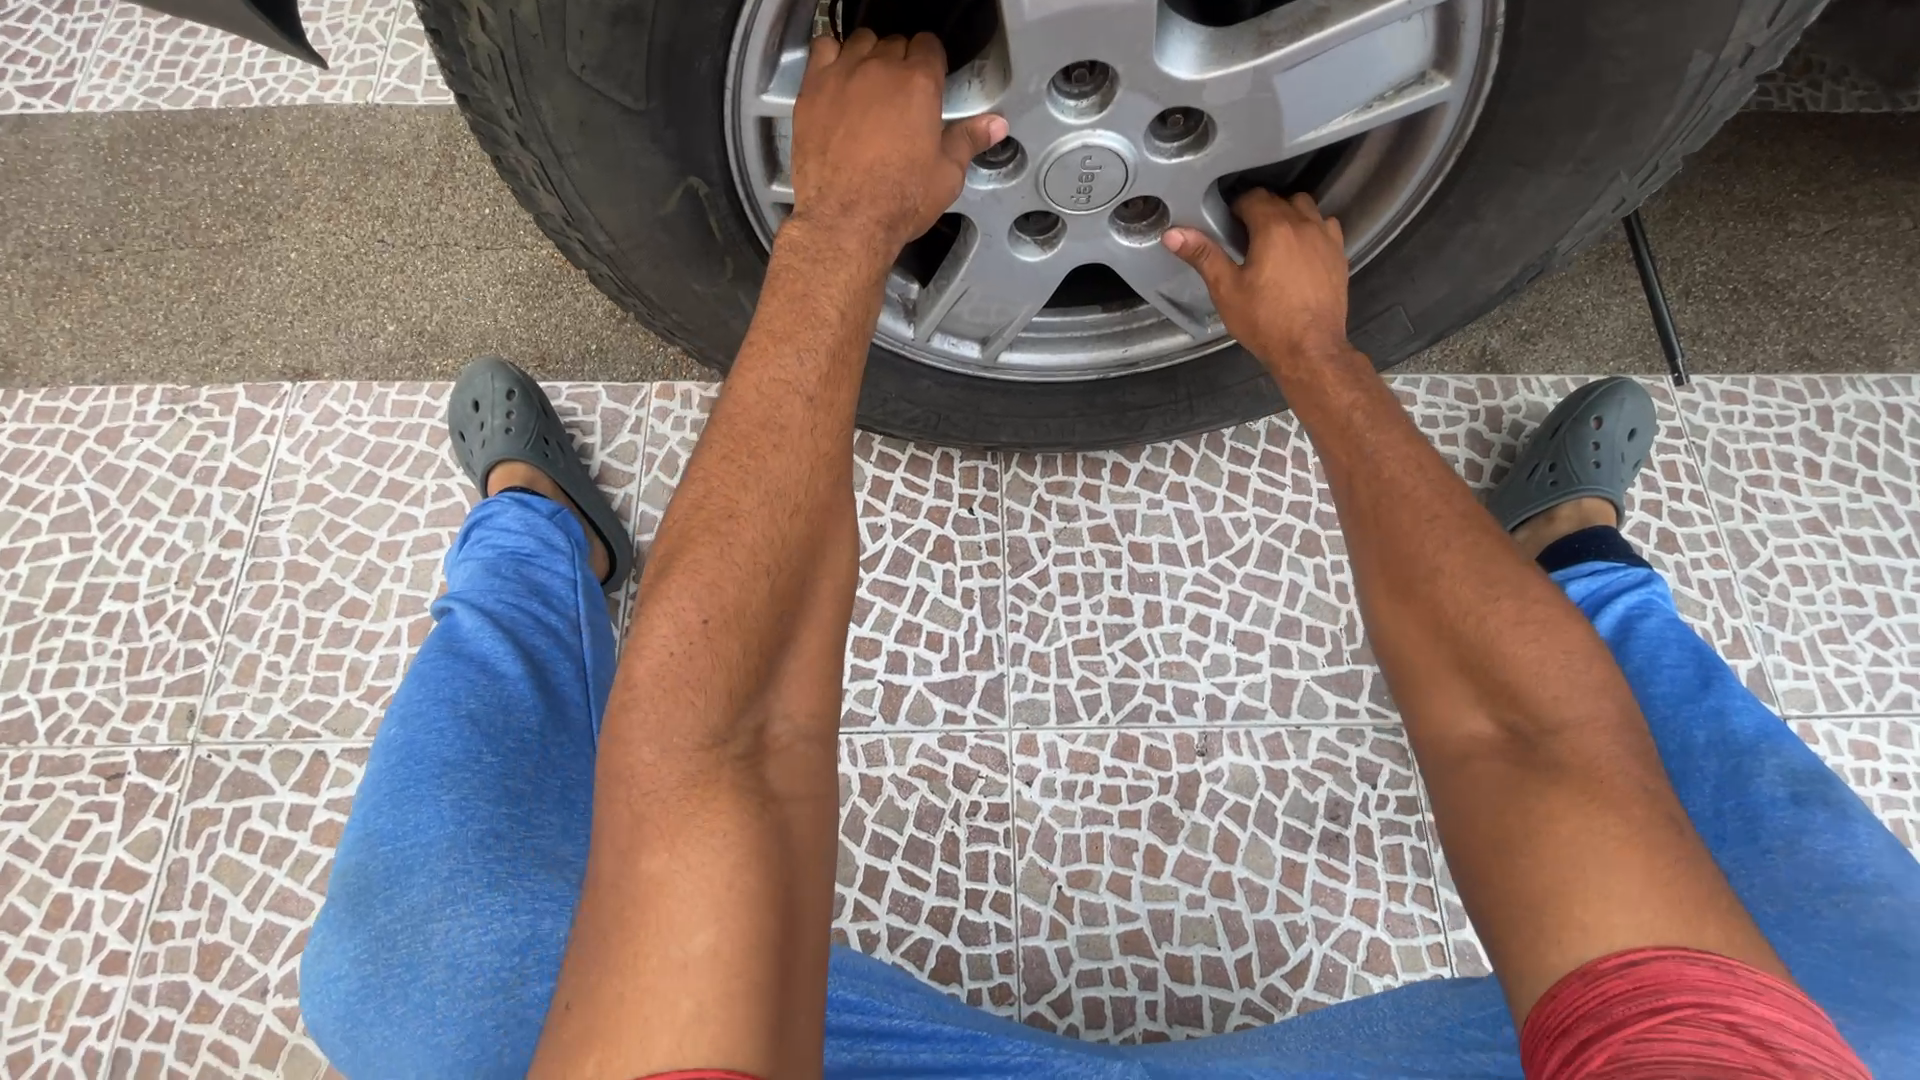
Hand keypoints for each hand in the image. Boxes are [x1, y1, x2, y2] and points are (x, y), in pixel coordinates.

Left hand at [789, 29, 1007, 257]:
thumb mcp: (946, 175)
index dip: (931, 63)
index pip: (930, 46)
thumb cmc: (897, 201)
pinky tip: (838, 78)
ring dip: (869, 56)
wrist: (847, 221)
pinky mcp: (813, 89)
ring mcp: (844, 75)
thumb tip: (995, 126)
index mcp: (920, 84)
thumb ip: (969, 140)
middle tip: (901, 96)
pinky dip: (832, 56)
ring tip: (870, 86)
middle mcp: (881, 69)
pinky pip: (822, 48)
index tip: (929, 80)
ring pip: (860, 41)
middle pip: (895, 43)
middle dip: (901, 63)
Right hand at [1163, 190, 1351, 367]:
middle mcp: (1304, 224)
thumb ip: (1203, 255)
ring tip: (1273, 241)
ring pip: (1306, 208)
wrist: (1309, 348)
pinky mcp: (1339, 254)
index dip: (1236, 208)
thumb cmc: (1264, 321)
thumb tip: (1173, 233)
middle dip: (1260, 211)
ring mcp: (1326, 237)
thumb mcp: (1226, 289)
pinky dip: (1310, 230)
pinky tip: (1299, 251)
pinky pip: (1325, 226)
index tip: (1227, 226)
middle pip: (1280, 200)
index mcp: (1273, 228)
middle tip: (1244, 237)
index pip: (1252, 198)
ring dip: (1288, 215)